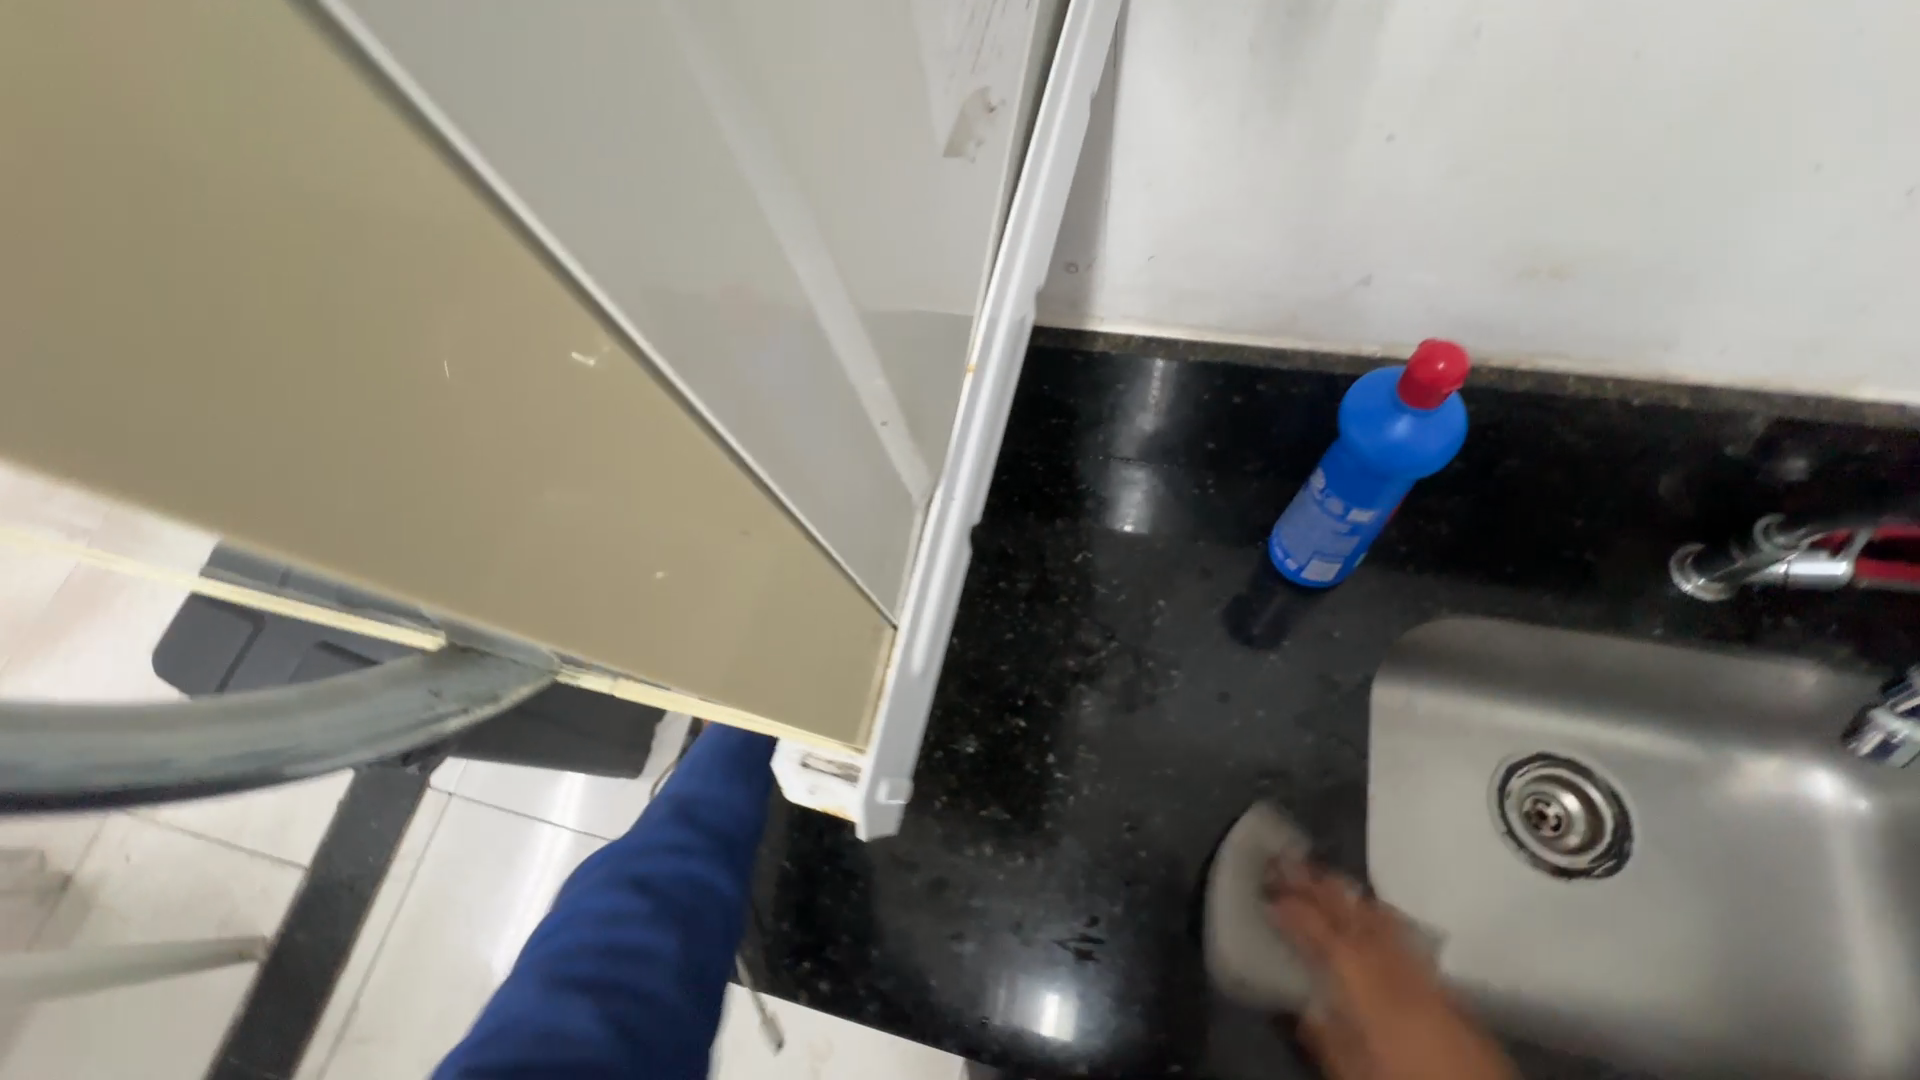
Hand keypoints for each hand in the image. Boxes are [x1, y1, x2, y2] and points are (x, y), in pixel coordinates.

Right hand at [1267, 862, 1515, 1079]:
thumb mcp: (1354, 1072)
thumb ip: (1326, 1037)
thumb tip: (1302, 1007)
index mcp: (1365, 981)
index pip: (1322, 933)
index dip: (1293, 910)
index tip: (1267, 893)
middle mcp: (1395, 965)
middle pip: (1352, 915)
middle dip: (1317, 886)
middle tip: (1286, 861)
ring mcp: (1424, 970)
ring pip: (1380, 918)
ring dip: (1348, 895)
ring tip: (1323, 876)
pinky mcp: (1446, 986)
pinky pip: (1403, 933)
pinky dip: (1379, 914)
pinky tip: (1373, 912)